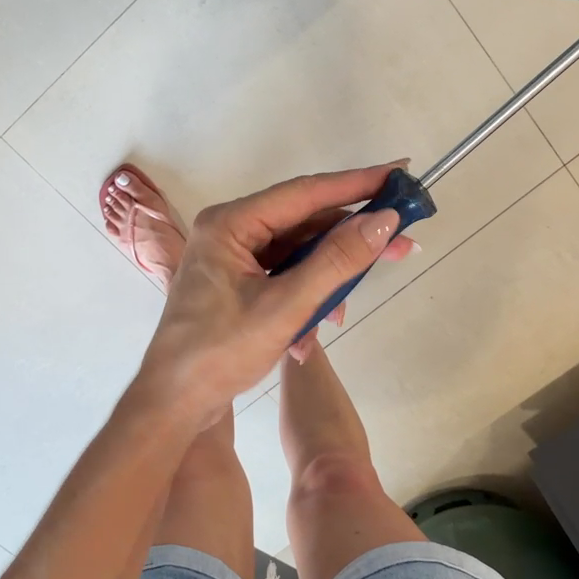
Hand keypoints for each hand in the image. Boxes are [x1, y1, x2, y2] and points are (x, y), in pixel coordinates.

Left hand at [135, 163, 414, 417]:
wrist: (175, 402)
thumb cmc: (220, 353)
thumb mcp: (285, 307)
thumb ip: (336, 262)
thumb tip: (383, 220)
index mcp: (230, 224)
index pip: (305, 193)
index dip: (356, 184)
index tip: (400, 176)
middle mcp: (230, 231)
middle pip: (304, 222)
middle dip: (350, 240)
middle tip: (402, 244)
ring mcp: (233, 258)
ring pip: (298, 253)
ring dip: (327, 279)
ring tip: (347, 308)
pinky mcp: (238, 284)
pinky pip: (285, 276)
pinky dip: (307, 298)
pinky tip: (316, 329)